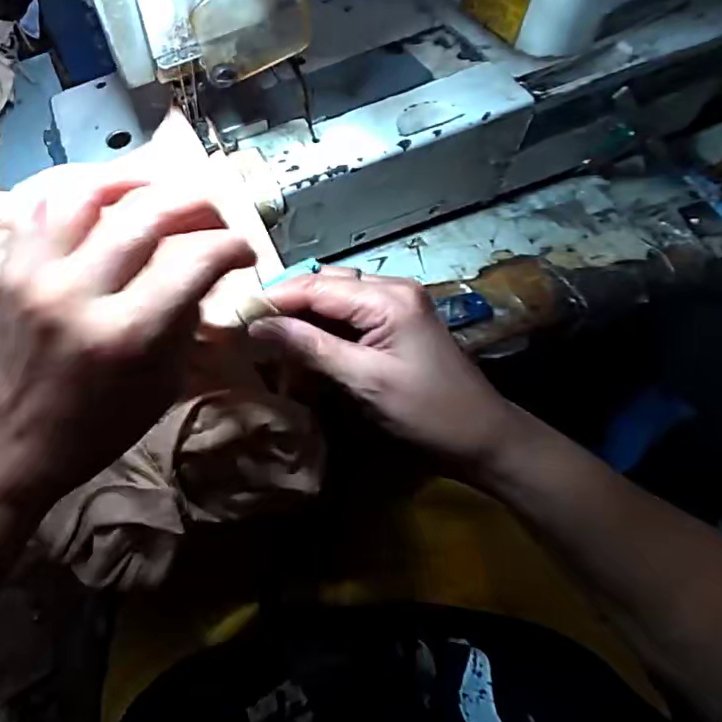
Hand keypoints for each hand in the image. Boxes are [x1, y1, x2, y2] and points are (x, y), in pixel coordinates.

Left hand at [0, 171, 254, 513]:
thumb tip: (206, 265)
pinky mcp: (9, 268)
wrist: (17, 443)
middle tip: (212, 214)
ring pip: (89, 193)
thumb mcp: (165, 381)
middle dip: (195, 203)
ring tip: (159, 187)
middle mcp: (79, 295)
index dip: (230, 245)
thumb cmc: (102, 426)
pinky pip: (44, 205)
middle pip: (147, 214)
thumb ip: (187, 315)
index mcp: (126, 335)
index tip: (243, 250)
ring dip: (134, 180)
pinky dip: (81, 192)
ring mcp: (37, 275)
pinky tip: (106, 197)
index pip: (192, 260)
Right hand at [248, 270, 528, 471]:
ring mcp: (397, 302)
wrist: (483, 437)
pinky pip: (351, 310)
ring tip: (273, 336)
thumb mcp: (364, 381)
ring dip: (305, 313)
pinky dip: (325, 324)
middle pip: (324, 283)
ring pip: (335, 295)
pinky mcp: (397, 320)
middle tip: (253, 328)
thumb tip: (258, 326)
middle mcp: (392, 288)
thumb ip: (310, 348)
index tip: (238, 316)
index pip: (316, 286)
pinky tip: (306, 343)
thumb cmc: (426, 412)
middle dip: (288, 303)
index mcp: (387, 297)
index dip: (275, 298)